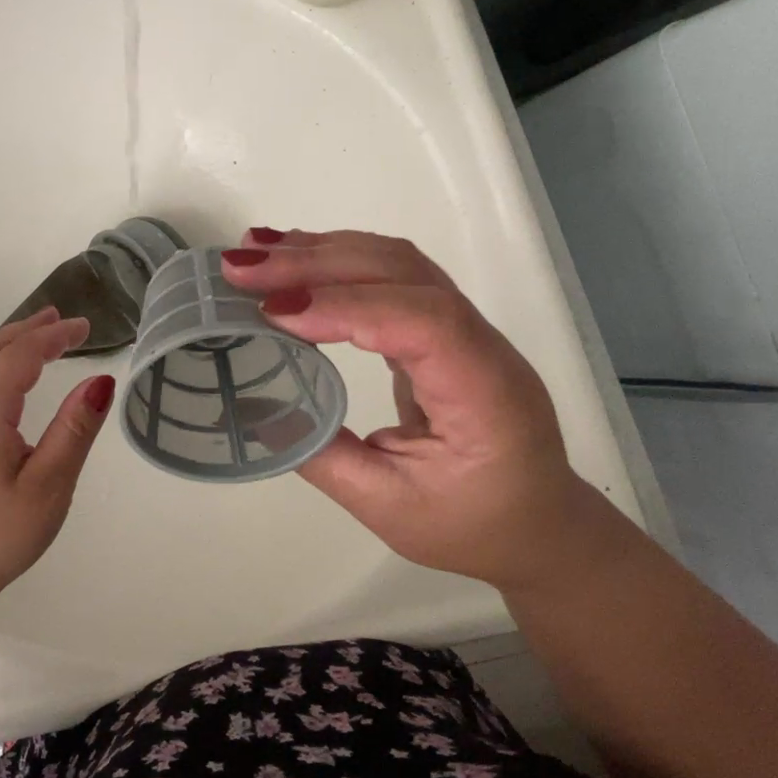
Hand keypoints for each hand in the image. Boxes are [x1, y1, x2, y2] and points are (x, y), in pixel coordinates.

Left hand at [0, 307, 115, 624]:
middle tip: (62, 320)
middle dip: (28, 330)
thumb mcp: (49, 485)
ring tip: (37, 340)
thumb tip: (100, 380)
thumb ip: (74, 428)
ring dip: (6, 348)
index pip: (21, 354)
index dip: (54, 335)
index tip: (85, 326)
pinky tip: (3, 386)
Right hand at [221, 229, 618, 590]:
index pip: (423, 322)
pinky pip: (391, 276)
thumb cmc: (472, 526)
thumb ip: (321, 455)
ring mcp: (466, 328)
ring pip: (396, 263)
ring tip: (252, 255)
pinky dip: (336, 260)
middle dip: (317, 264)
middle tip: (240, 270)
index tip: (273, 313)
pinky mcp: (443, 327)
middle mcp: (482, 345)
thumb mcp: (388, 507)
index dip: (347, 307)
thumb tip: (253, 409)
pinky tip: (291, 260)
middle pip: (404, 274)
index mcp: (486, 394)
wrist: (537, 526)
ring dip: (322, 251)